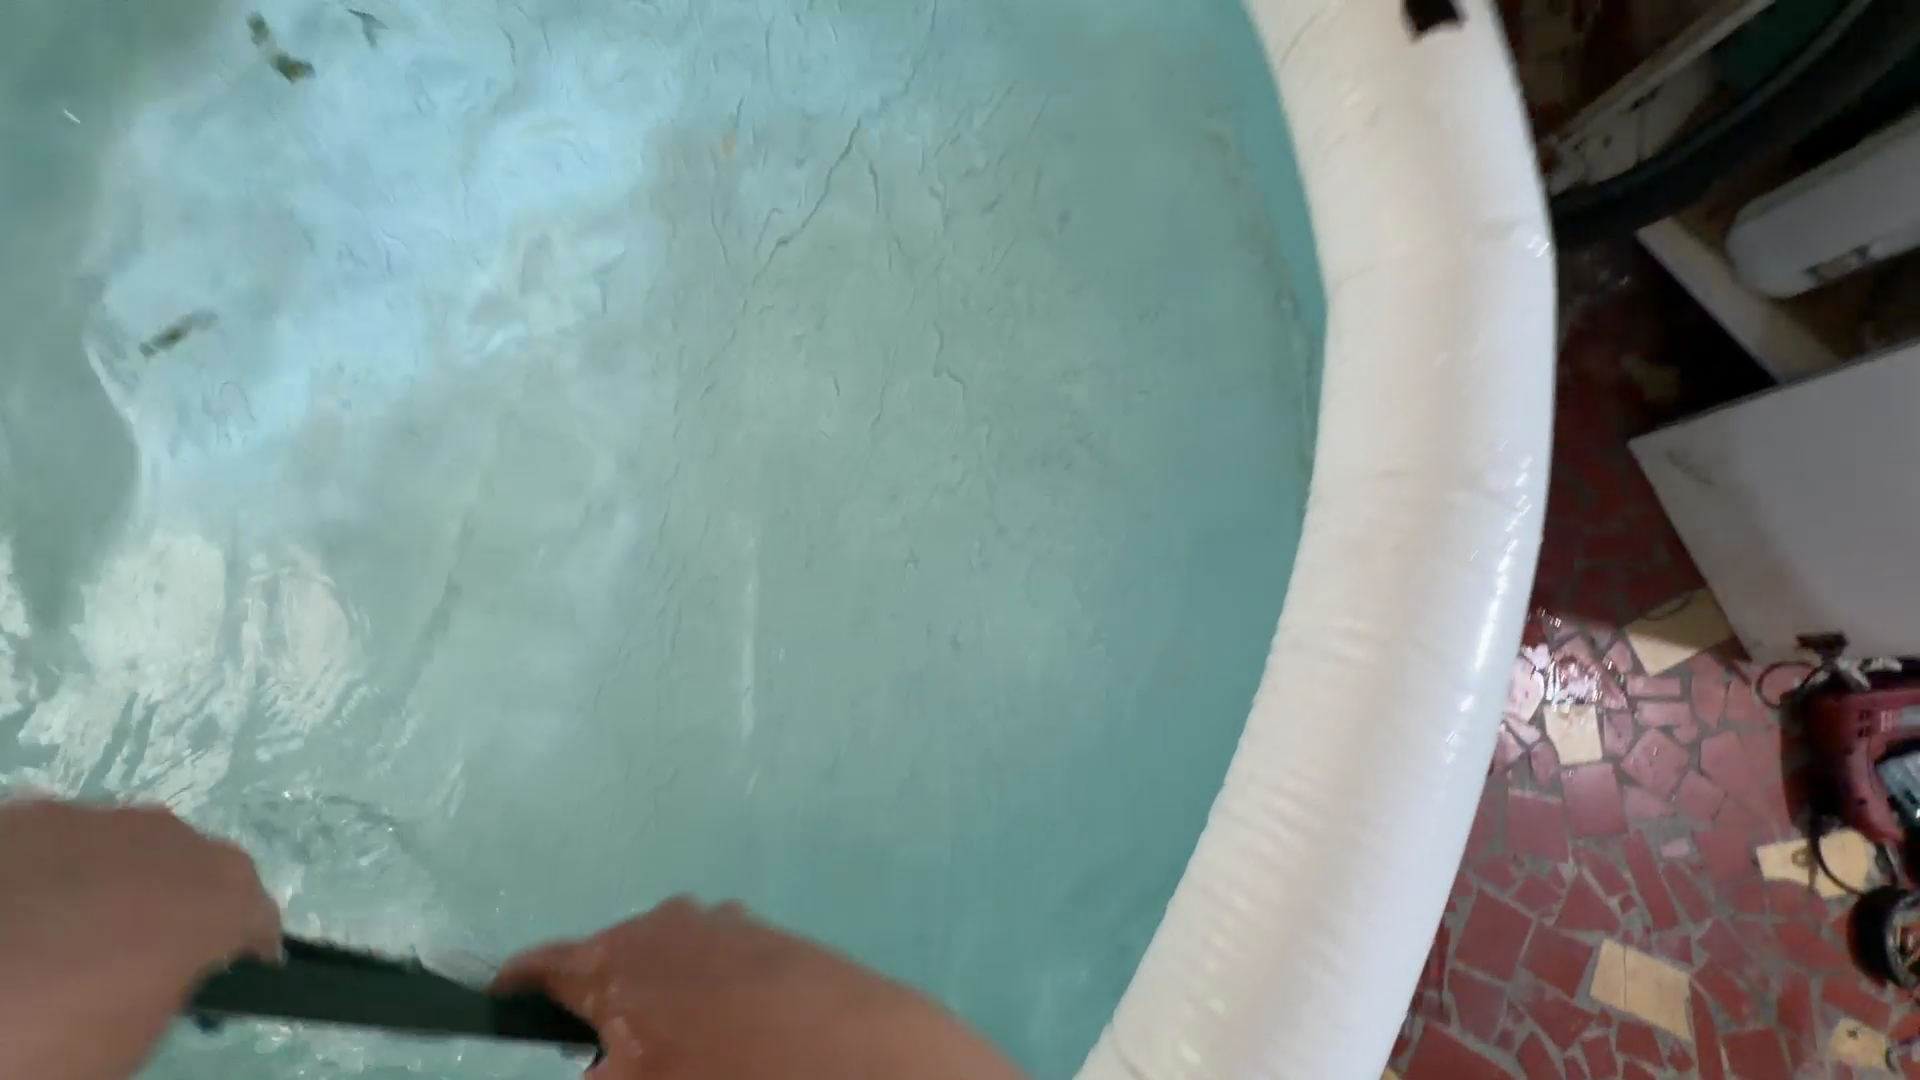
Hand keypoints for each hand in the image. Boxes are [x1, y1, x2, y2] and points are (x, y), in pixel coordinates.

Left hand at [0, 800, 281, 1079]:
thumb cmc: (42, 1030)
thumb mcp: (131, 1038)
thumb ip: (173, 986)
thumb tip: (161, 975)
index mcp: (224, 894)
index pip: (256, 920)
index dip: (237, 954)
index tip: (209, 986)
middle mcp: (182, 842)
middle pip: (197, 873)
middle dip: (170, 908)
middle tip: (117, 965)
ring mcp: (104, 821)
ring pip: (128, 849)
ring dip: (110, 883)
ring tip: (54, 933)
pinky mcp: (29, 814)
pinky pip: (58, 843)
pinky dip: (47, 872)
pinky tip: (14, 911)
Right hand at [496, 897, 1026, 1079]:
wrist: (850, 1052)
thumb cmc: (720, 1074)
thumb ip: (596, 1071)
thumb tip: (598, 1060)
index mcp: (618, 958)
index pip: (546, 963)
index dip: (517, 982)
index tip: (497, 995)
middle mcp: (670, 925)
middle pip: (612, 954)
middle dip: (597, 994)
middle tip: (599, 1044)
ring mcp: (727, 924)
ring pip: (669, 953)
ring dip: (656, 988)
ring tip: (667, 1041)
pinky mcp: (771, 936)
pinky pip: (717, 956)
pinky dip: (704, 985)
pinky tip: (725, 1026)